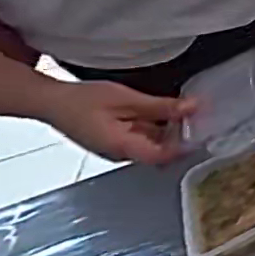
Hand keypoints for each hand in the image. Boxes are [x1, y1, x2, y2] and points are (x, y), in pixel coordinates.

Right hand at [34, 80, 193, 165]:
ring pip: (156, 143)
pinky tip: (170, 111)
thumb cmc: (82, 100)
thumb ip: (161, 106)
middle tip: (204, 116)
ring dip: (173, 129)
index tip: (205, 130)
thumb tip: (194, 108)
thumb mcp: (127, 99)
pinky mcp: (118, 141)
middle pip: (163, 150)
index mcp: (123, 147)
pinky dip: (159, 126)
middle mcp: (122, 153)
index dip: (186, 145)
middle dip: (184, 135)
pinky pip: (146, 137)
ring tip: (191, 111)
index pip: (162, 156)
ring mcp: (120, 149)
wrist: (49, 101)